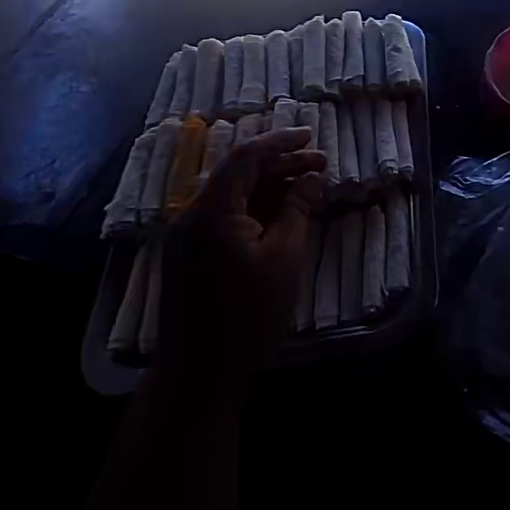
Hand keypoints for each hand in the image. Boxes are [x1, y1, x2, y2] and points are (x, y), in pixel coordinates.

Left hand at [158, 127, 326, 387]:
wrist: (198, 373)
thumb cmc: (248, 316)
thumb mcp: (284, 259)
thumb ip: (298, 211)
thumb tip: (313, 178)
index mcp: (212, 210)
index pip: (246, 158)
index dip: (281, 143)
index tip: (312, 137)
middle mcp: (193, 214)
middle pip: (239, 174)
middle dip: (281, 165)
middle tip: (321, 165)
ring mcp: (188, 234)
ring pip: (233, 196)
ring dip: (269, 188)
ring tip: (308, 187)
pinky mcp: (190, 252)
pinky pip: (225, 217)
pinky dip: (254, 209)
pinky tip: (282, 214)